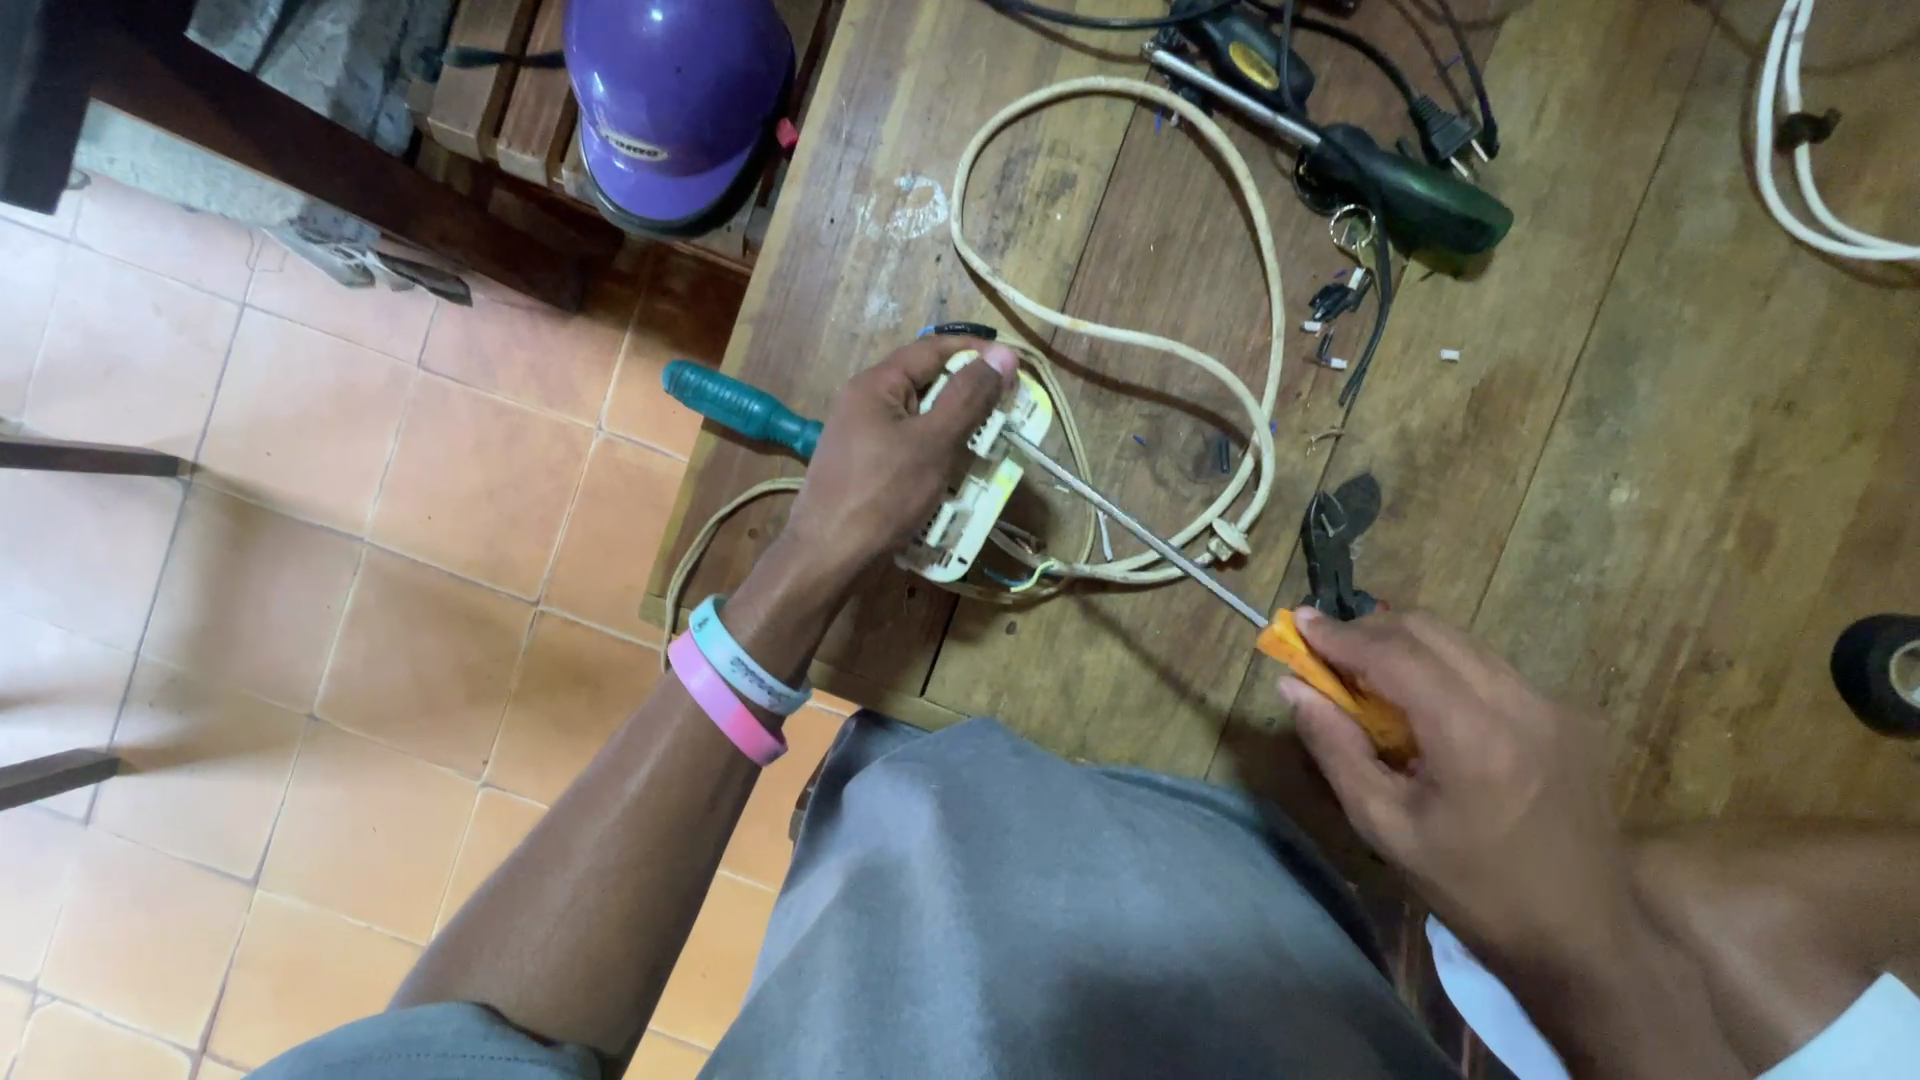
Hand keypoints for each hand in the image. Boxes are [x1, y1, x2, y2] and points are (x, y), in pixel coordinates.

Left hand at [781, 336, 1016, 579]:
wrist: (828, 557)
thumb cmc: (881, 495)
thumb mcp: (933, 442)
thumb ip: (968, 397)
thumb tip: (1003, 355)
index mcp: (875, 385)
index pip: (932, 350)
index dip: (975, 353)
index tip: (1014, 368)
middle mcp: (865, 404)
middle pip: (927, 386)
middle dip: (970, 398)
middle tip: (1010, 413)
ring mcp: (864, 440)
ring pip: (922, 424)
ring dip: (958, 433)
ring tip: (992, 448)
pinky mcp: (867, 472)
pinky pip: (911, 453)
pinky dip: (938, 460)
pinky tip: (959, 480)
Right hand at [1279, 608, 1634, 972]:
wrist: (1584, 932)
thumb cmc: (1470, 886)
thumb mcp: (1382, 824)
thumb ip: (1333, 747)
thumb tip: (1292, 686)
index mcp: (1474, 738)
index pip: (1396, 655)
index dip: (1341, 635)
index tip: (1298, 623)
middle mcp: (1519, 704)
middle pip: (1429, 631)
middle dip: (1367, 629)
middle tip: (1323, 647)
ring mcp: (1550, 705)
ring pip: (1459, 641)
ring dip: (1402, 643)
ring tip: (1362, 668)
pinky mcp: (1564, 714)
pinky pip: (1485, 665)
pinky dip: (1438, 663)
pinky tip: (1416, 696)